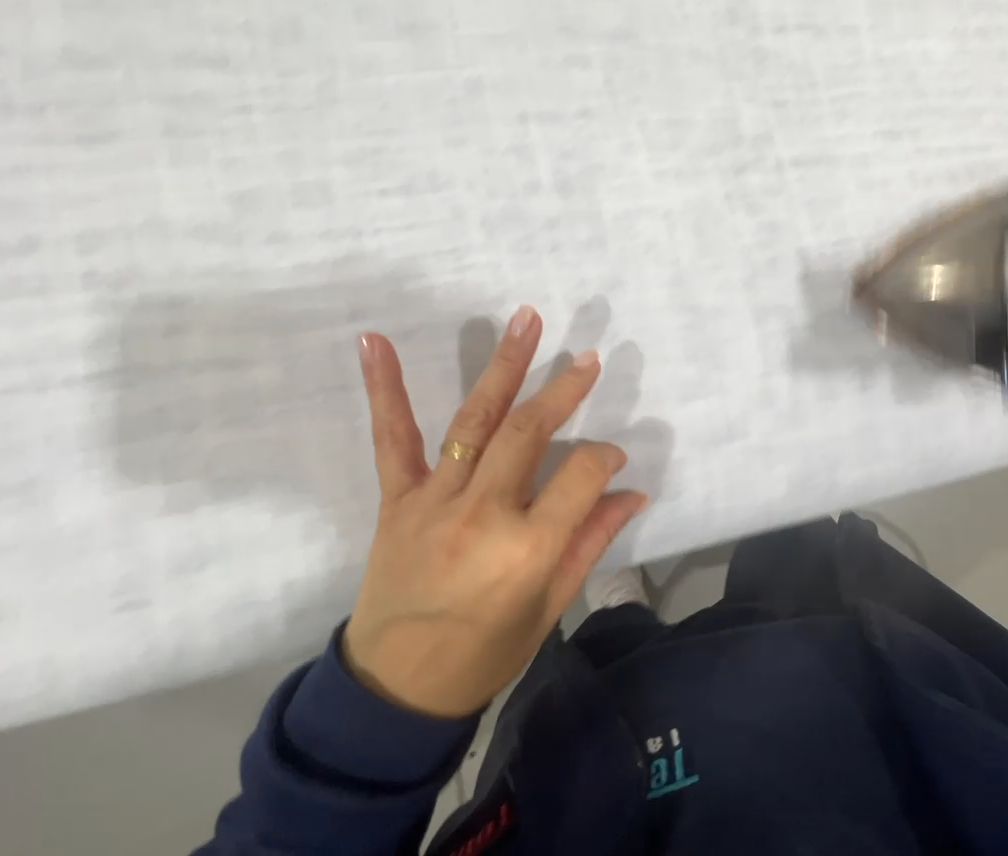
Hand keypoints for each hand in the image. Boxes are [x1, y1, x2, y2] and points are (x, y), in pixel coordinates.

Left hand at [342, 309, 647, 718]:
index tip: (615, 461)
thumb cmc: (487, 651)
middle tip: (589, 358)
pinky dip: (383, 389)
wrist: (396, 687)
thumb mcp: (551, 604)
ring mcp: (434, 501)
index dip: (605, 460)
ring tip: (526, 320)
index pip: (581, 474)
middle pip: (529, 434)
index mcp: (528, 547)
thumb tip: (633, 493)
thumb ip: (591, 541)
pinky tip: (374, 341)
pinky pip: (392, 439)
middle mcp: (482, 514)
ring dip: (503, 366)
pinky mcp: (397, 500)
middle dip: (564, 391)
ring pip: (475, 421)